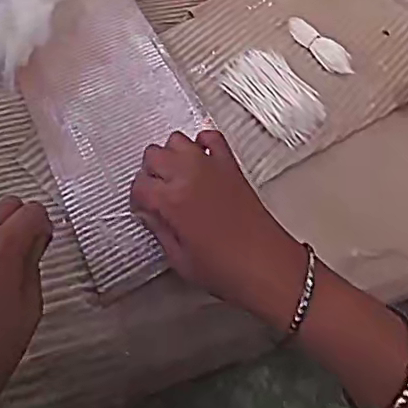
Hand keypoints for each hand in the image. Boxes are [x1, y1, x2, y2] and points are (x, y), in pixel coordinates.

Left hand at [0, 197, 51, 407]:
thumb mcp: (31, 304)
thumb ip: (34, 260)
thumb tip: (35, 238)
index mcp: (0, 248)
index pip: (31, 210)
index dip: (43, 224)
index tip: (44, 239)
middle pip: (7, 205)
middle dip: (21, 222)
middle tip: (27, 251)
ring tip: (0, 275)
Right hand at [130, 131, 307, 326]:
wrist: (269, 268)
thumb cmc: (228, 270)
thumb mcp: (180, 260)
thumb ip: (159, 230)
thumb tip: (149, 214)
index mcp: (172, 201)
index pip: (139, 184)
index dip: (137, 197)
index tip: (143, 206)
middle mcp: (188, 175)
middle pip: (152, 155)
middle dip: (150, 173)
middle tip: (156, 191)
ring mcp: (209, 166)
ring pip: (176, 140)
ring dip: (172, 155)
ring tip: (176, 175)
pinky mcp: (229, 164)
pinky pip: (210, 137)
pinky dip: (201, 143)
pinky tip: (201, 159)